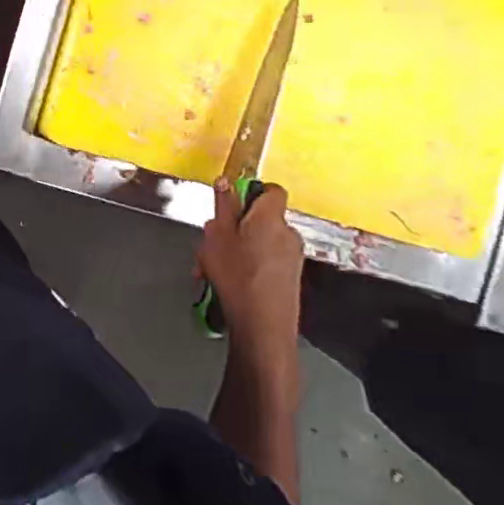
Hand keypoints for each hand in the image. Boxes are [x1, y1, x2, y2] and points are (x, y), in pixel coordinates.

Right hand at [195, 181, 305, 356]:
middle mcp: (287, 233)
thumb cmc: (236, 274)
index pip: (271, 190)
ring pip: (258, 240)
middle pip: (260, 218)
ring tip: (211, 266)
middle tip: (210, 241)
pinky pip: (265, 259)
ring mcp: (292, 256)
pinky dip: (246, 263)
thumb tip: (226, 181)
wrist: (263, 323)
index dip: (252, 191)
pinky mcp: (290, 276)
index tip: (231, 201)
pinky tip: (226, 280)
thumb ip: (223, 206)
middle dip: (234, 226)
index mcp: (270, 218)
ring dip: (236, 247)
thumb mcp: (217, 235)